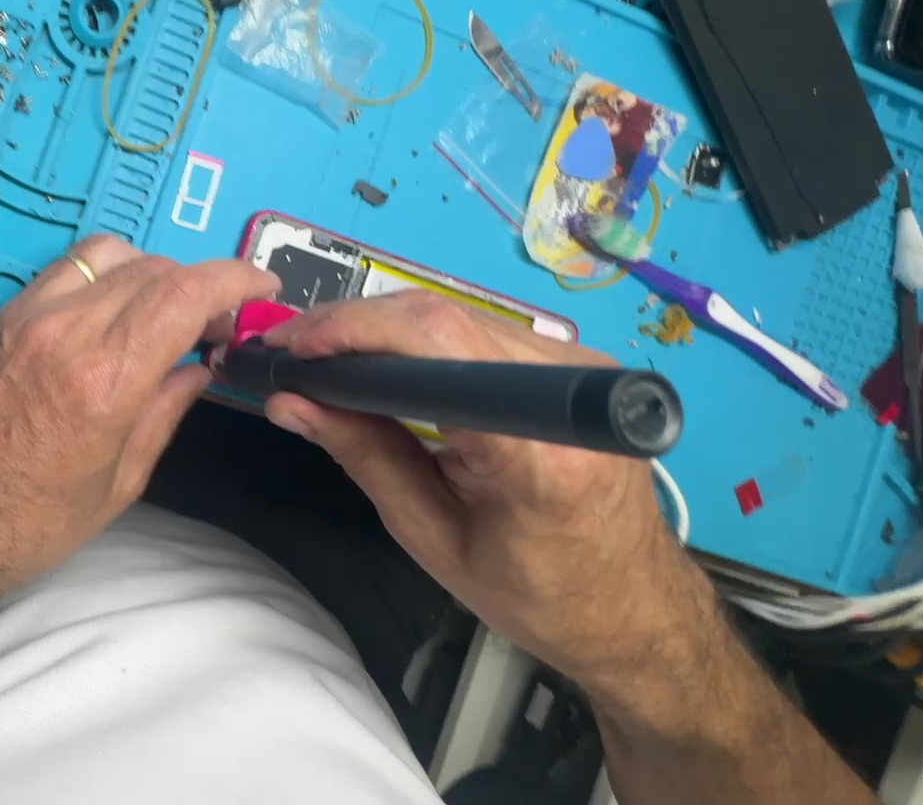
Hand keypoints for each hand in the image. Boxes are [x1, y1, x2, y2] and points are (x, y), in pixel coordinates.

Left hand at [0, 235, 278, 604]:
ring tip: (166, 313)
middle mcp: (66, 331)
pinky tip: (115, 310)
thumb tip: (199, 364)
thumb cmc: (29, 523)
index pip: (184, 293)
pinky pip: (69, 267)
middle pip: (154, 268)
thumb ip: (165, 411)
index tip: (262, 288)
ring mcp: (29, 315)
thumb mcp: (119, 484)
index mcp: (105, 380)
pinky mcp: (5, 315)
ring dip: (153, 271)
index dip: (235, 279)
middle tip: (217, 322)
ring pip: (111, 253)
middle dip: (201, 283)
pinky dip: (108, 273)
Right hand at [261, 290, 701, 690]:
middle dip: (347, 323)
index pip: (433, 343)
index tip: (288, 350)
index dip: (351, 331)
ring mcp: (575, 364)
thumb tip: (287, 401)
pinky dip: (408, 335)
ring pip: (448, 311)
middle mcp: (566, 385)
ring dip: (373, 325)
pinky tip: (371, 355)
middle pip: (435, 316)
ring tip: (316, 351)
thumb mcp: (428, 534)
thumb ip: (360, 455)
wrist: (636, 611)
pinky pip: (469, 327)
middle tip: (286, 348)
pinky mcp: (570, 361)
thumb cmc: (533, 592)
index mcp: (534, 444)